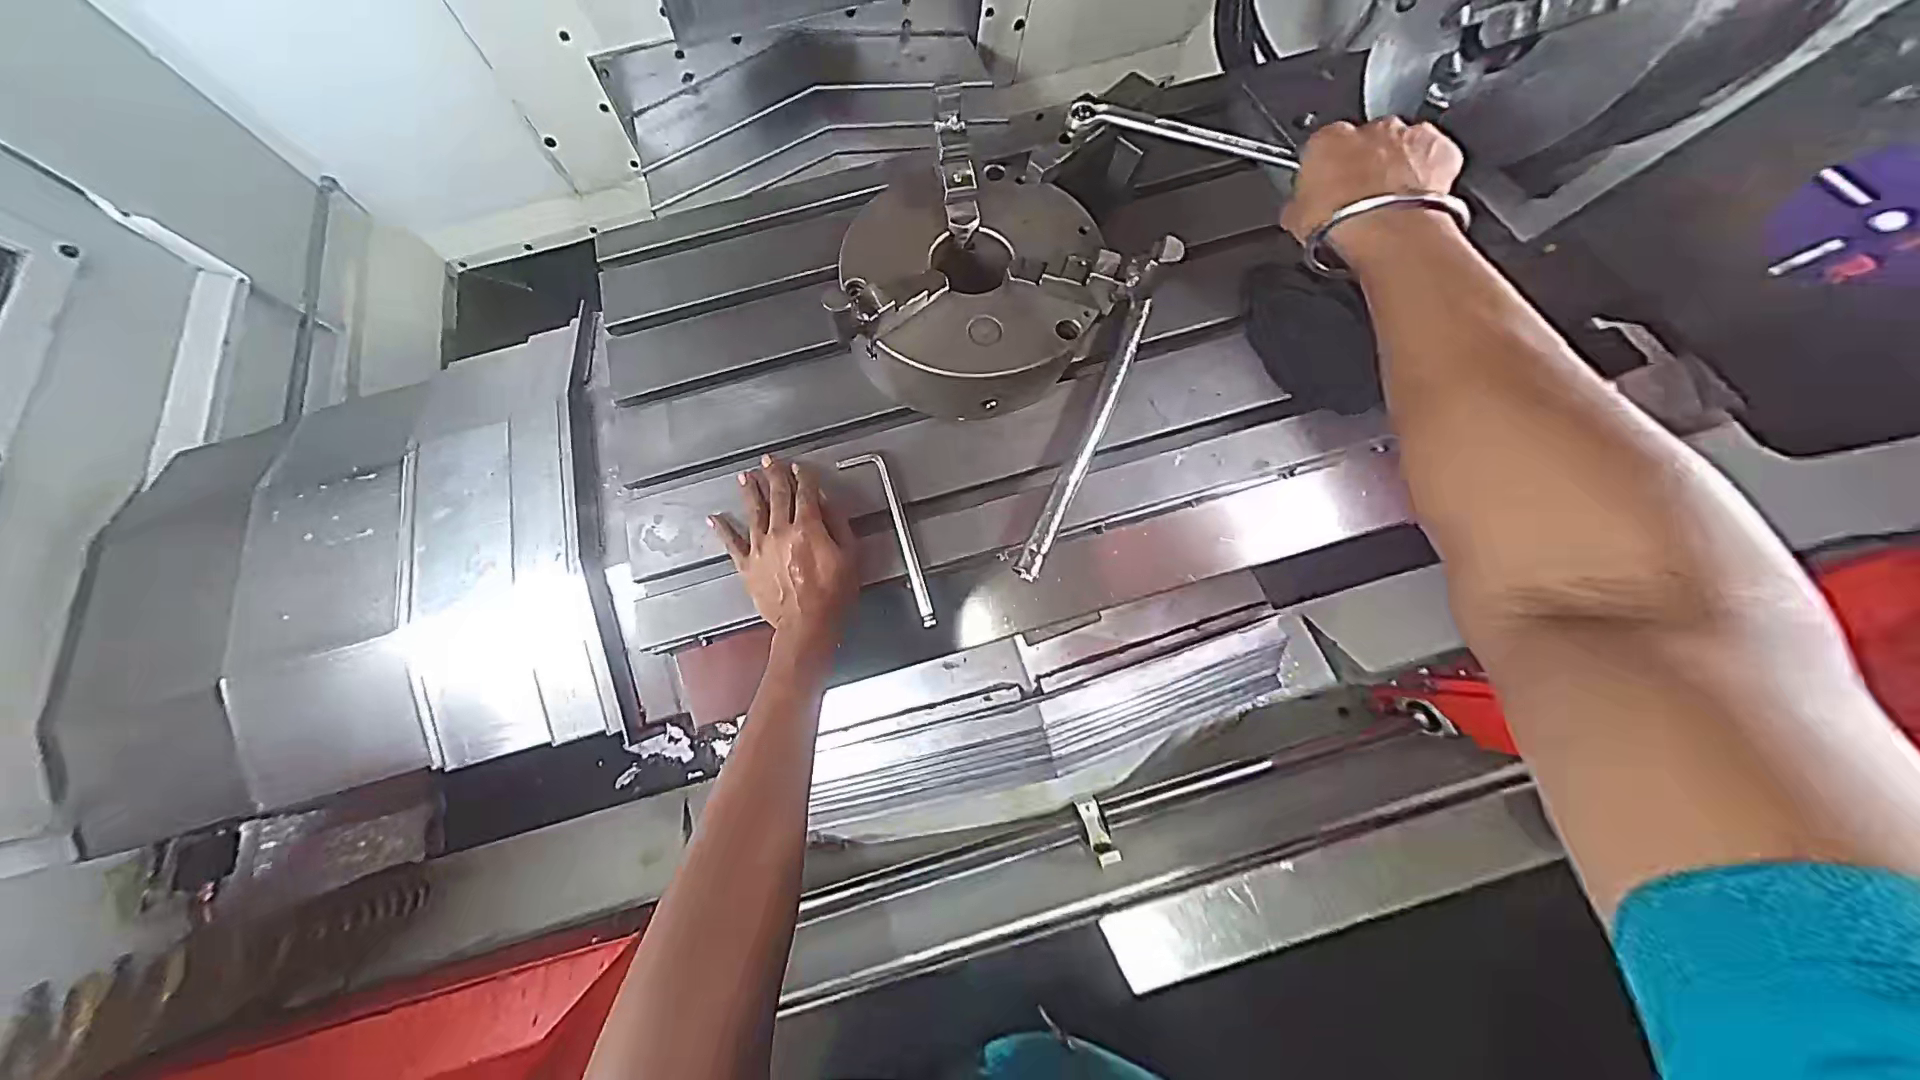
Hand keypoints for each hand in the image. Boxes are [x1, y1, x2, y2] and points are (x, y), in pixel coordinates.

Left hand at [710, 455, 859, 655]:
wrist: (807, 625)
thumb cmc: (831, 596)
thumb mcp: (849, 556)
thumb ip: (837, 525)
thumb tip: (826, 503)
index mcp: (807, 528)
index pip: (805, 493)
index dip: (804, 478)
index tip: (801, 469)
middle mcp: (780, 532)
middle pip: (777, 495)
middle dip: (774, 474)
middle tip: (770, 461)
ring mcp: (761, 548)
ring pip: (754, 511)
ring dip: (750, 491)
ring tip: (746, 477)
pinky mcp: (748, 565)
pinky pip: (732, 543)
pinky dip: (722, 529)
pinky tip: (715, 518)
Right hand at [1280, 118, 1464, 261]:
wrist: (1385, 231)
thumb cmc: (1340, 221)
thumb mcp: (1295, 220)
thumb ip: (1296, 204)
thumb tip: (1296, 209)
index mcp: (1328, 139)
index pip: (1319, 147)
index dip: (1321, 171)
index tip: (1321, 191)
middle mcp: (1370, 129)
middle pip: (1363, 142)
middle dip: (1360, 165)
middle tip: (1353, 200)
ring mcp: (1407, 136)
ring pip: (1399, 145)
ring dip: (1392, 167)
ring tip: (1383, 204)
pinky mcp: (1439, 149)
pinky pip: (1432, 155)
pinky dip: (1425, 172)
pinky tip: (1411, 198)